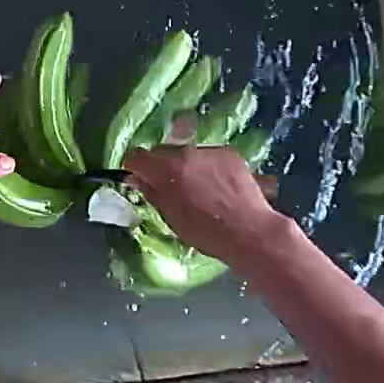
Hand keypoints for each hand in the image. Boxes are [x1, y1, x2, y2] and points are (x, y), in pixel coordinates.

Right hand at [123, 145, 294, 264]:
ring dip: (188, 166)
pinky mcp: (230, 153)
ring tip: (200, 190)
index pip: (138, 156)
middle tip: (171, 187)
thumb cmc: (205, 231)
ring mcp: (211, 151)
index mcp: (168, 169)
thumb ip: (152, 193)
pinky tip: (218, 187)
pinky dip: (209, 167)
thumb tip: (137, 179)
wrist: (248, 230)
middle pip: (164, 152)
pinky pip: (210, 156)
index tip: (139, 177)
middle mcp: (188, 153)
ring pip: (189, 153)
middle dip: (162, 166)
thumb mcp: (171, 216)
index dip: (135, 167)